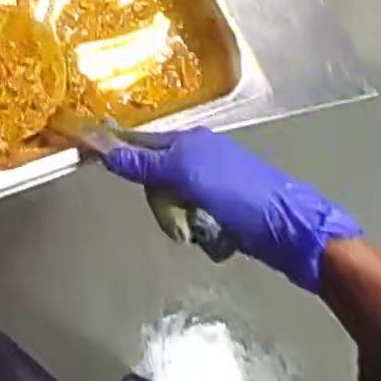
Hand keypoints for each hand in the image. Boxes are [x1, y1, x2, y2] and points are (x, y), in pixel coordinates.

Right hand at [105, 128, 360, 291]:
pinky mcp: (227, 212)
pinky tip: (222, 239)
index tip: (87, 153)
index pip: (140, 142)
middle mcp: (198, 159)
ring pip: (176, 206)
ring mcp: (214, 186)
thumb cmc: (237, 194)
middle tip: (180, 219)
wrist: (293, 231)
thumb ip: (144, 164)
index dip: (116, 150)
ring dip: (187, 223)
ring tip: (209, 232)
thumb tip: (104, 148)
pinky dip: (206, 235)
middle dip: (164, 205)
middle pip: (155, 181)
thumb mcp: (186, 175)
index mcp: (189, 141)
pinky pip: (198, 224)